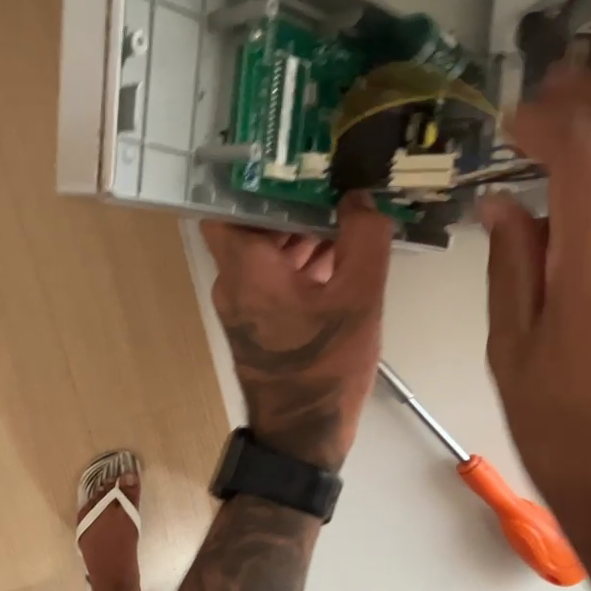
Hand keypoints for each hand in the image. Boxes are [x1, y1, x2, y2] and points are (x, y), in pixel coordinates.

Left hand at [201, 193, 394, 470]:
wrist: (303, 435)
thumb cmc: (325, 370)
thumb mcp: (359, 297)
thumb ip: (364, 237)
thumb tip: (361, 197)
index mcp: (246, 271)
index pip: (225, 207)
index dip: (251, 179)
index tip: (287, 154)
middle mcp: (234, 285)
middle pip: (252, 226)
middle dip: (291, 203)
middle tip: (332, 177)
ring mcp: (244, 308)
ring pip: (265, 254)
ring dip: (301, 234)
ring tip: (346, 212)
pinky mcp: (259, 326)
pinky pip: (274, 280)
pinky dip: (301, 264)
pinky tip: (342, 253)